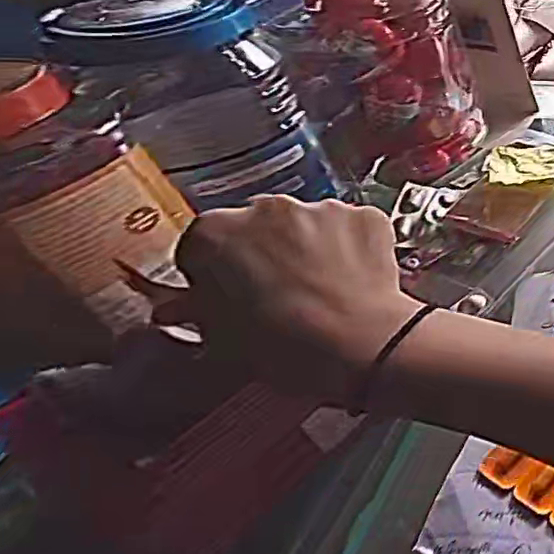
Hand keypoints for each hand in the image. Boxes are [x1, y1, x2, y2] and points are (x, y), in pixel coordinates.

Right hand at [164, 196, 422, 401]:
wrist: (351, 341)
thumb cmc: (278, 344)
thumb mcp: (216, 334)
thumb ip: (197, 307)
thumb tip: (186, 304)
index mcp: (216, 232)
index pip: (205, 240)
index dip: (214, 266)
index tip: (222, 285)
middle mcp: (271, 209)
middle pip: (262, 224)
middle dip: (266, 248)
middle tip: (277, 285)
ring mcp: (325, 209)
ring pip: (311, 222)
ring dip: (311, 244)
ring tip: (320, 284)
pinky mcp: (367, 215)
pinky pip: (353, 226)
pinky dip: (352, 244)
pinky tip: (351, 275)